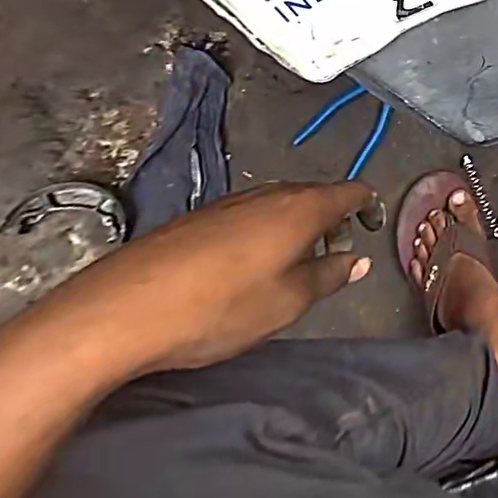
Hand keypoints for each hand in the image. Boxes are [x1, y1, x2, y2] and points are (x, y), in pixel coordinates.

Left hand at [24, 181, 375, 377]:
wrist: (126, 306)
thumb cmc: (220, 306)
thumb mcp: (287, 302)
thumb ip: (328, 276)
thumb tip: (357, 260)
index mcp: (300, 208)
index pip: (349, 191)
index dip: (367, 205)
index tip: (371, 226)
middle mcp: (269, 193)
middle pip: (316, 194)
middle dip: (332, 218)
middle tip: (334, 255)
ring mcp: (233, 200)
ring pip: (282, 202)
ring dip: (298, 225)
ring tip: (294, 264)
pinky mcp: (203, 215)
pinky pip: (252, 212)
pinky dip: (267, 229)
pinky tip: (250, 264)